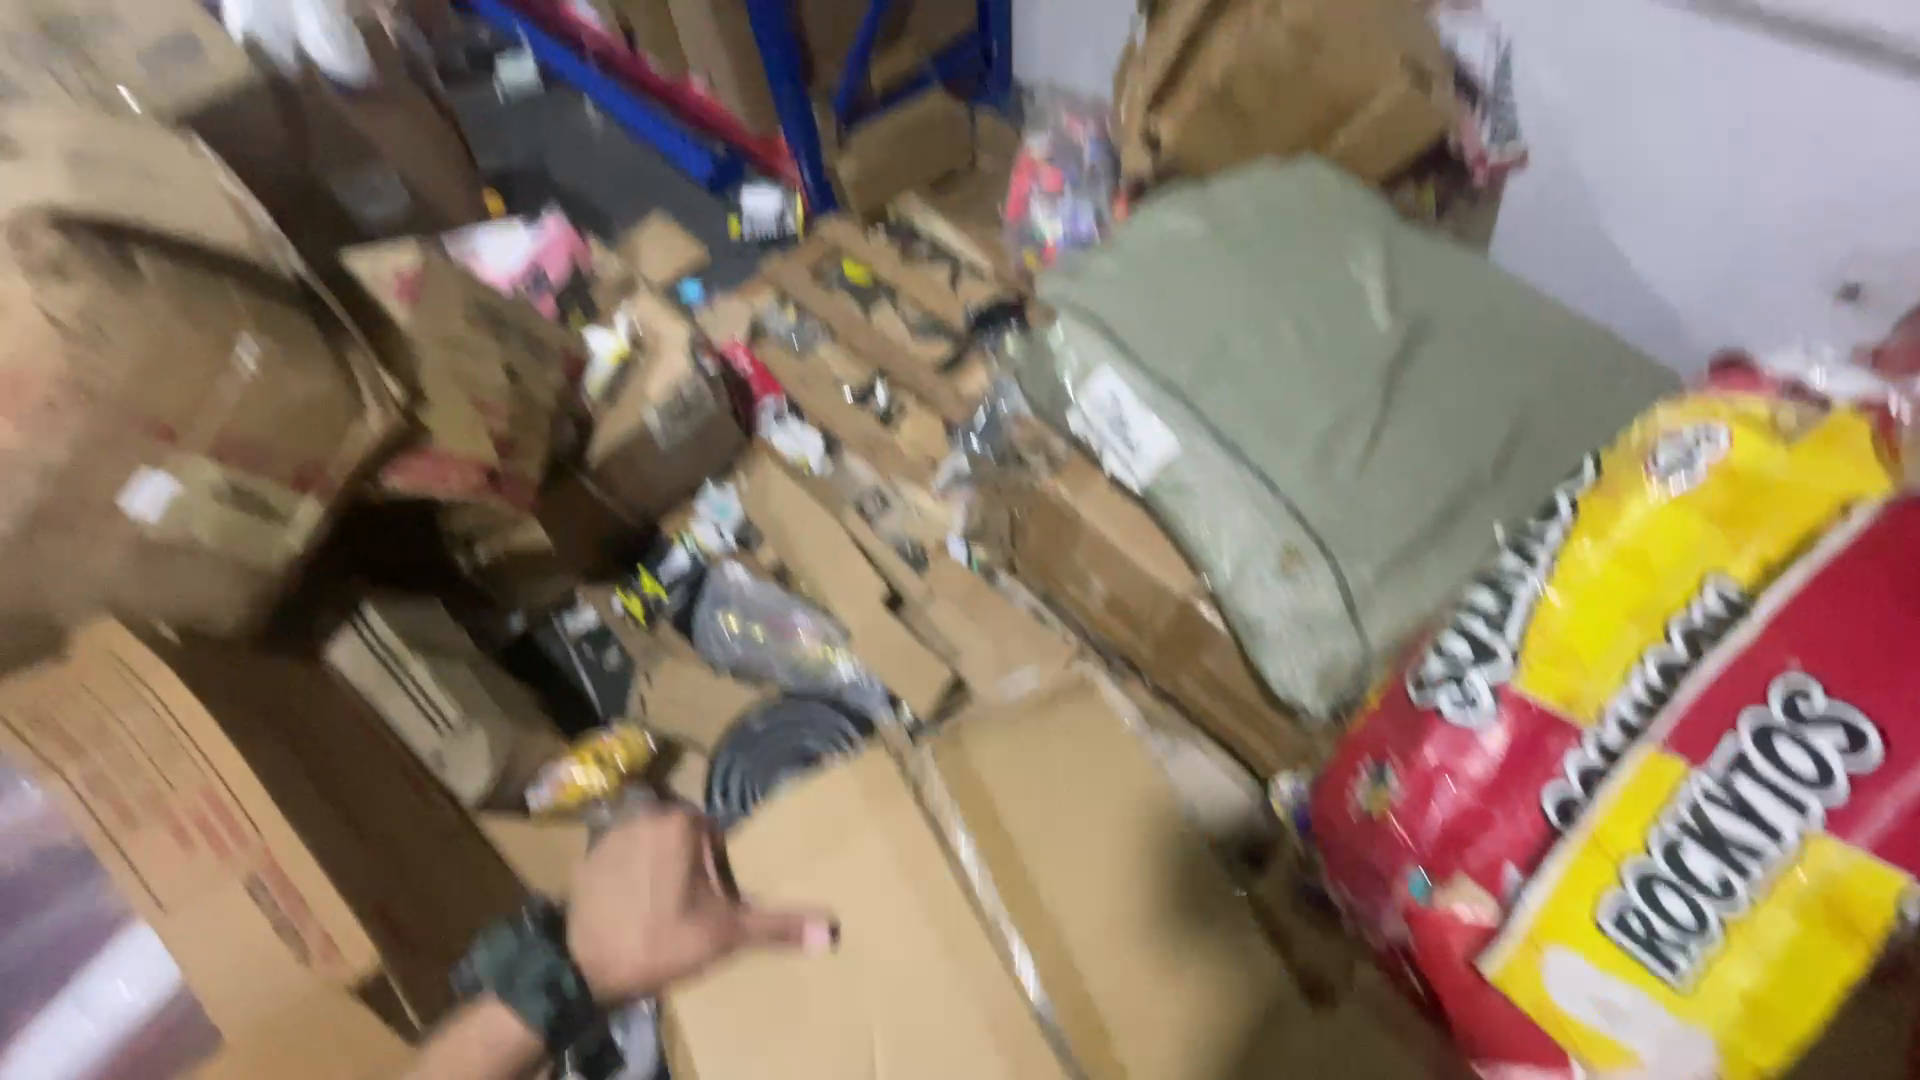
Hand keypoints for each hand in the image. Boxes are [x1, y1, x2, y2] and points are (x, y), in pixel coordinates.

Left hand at [565, 804, 836, 1004]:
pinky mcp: (588, 856)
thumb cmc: (660, 942)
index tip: (711, 901)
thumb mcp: (725, 934)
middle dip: (691, 870)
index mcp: (683, 822)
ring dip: (662, 872)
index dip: (718, 872)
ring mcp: (613, 833)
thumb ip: (777, 925)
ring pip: (656, 847)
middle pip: (686, 840)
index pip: (717, 838)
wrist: (580, 971)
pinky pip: (626, 858)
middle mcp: (648, 814)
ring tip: (658, 912)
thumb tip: (831, 930)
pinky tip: (631, 910)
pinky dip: (632, 878)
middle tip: (688, 910)